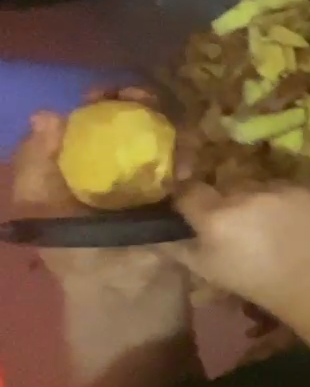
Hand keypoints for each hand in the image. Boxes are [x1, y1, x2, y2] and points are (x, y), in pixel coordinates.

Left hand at [9, 103, 186, 293]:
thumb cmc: (80, 257)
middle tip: (147, 97)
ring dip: (170, 128)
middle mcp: (119, 172)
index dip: (99, 105)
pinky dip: (192, 155)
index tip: (110, 91)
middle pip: (134, 128)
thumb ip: (39, 166)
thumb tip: (51, 113)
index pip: (90, 127)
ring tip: (174, 127)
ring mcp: (159, 183)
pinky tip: (192, 155)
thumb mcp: (42, 211)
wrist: (133, 296)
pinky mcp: (192, 195)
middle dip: (140, 108)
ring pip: (167, 141)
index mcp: (80, 173)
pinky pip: (193, 165)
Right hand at [175, 184, 309, 313]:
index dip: (193, 198)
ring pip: (276, 185)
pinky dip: (307, 203)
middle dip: (237, 200)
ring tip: (285, 223)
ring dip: (274, 199)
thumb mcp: (209, 269)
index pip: (192, 190)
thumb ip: (182, 245)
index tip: (199, 207)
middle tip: (249, 222)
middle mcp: (259, 193)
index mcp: (220, 214)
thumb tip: (166, 231)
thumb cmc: (260, 282)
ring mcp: (298, 189)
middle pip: (238, 186)